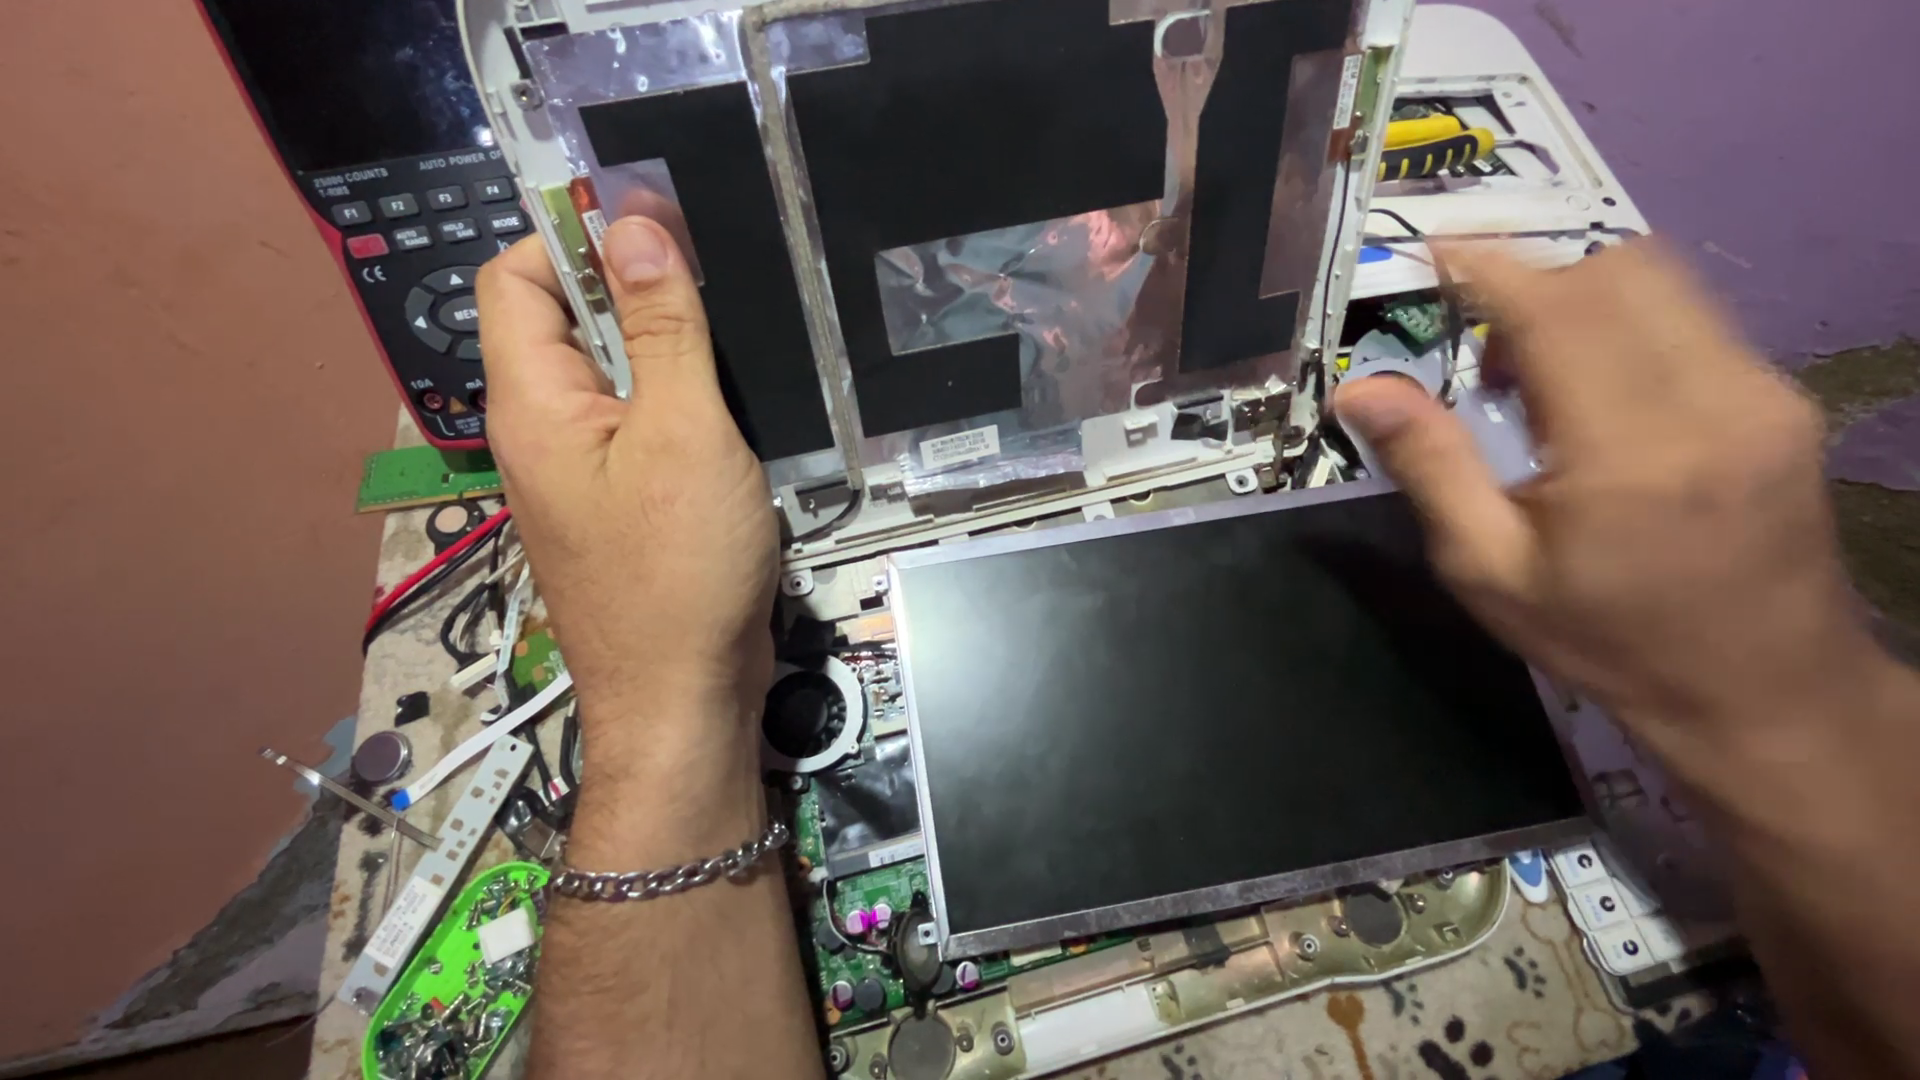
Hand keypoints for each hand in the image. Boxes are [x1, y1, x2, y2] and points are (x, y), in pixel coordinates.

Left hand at [477, 217, 776, 781]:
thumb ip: (662, 331)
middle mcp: (545, 432)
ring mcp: (586, 474)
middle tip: (718, 290)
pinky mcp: (627, 505)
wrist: (685, 697)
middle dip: (638, 294)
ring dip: (670, 354)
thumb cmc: (680, 567)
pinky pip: (644, 431)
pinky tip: (736, 414)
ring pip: (617, 381)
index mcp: (533, 403)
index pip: (519, 278)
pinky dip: (684, 407)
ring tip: (736, 348)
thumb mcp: (684, 435)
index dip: (574, 236)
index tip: (658, 228)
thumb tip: (633, 226)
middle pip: (571, 326)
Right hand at [1334, 241, 1882, 774]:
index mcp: (1631, 447)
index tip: (1434, 252)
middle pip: (1619, 271)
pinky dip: (1616, 327)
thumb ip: (1428, 464)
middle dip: (1530, 277)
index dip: (1490, 267)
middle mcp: (1713, 397)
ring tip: (1519, 374)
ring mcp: (1760, 392)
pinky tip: (1581, 394)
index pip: (1559, 309)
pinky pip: (1686, 321)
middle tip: (1470, 337)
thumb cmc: (1601, 637)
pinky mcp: (1778, 400)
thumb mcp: (1486, 567)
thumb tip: (1361, 390)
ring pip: (1660, 285)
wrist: (1758, 689)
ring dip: (1573, 301)